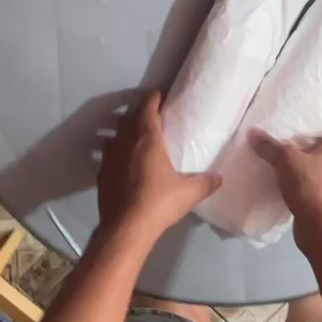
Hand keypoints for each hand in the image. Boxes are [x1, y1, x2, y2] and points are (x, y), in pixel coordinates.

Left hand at [97, 91, 220, 239]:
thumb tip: (219, 178)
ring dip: (124, 131)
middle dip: (139, 113)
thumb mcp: (189, 193)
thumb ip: (205, 183)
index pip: (147, 109)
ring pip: (114, 135)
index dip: (153, 98)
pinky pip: (107, 155)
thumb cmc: (159, 203)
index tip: (159, 94)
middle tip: (151, 115)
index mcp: (147, 140)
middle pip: (129, 118)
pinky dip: (115, 153)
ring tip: (135, 137)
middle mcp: (125, 143)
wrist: (126, 227)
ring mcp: (109, 158)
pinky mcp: (101, 174)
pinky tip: (122, 163)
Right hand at [251, 124, 321, 242]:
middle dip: (320, 143)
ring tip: (294, 160)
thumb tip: (253, 132)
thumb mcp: (286, 161)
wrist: (321, 228)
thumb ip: (270, 146)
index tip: (314, 121)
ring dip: (316, 164)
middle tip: (299, 138)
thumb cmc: (311, 186)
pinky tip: (294, 182)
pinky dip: (312, 182)